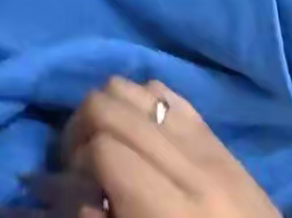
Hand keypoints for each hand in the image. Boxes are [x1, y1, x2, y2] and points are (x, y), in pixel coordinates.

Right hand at [60, 78, 277, 217]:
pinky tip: (136, 136)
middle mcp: (192, 166)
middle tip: (78, 161)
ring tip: (102, 143)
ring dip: (105, 110)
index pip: (105, 149)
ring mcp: (207, 144)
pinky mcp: (216, 137)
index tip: (76, 187)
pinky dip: (137, 104)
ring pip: (131, 87)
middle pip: (110, 105)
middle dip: (81, 128)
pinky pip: (163, 92)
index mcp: (175, 213)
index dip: (78, 163)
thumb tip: (77, 193)